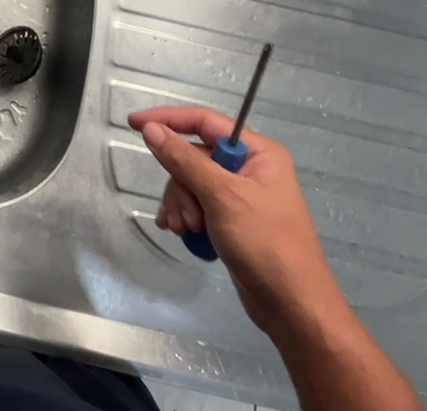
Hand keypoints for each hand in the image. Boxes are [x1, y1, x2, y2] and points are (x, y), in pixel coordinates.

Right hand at [128, 106, 350, 339]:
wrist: (293, 307)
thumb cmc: (265, 244)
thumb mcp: (222, 197)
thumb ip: (184, 160)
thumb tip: (150, 129)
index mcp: (258, 153)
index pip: (204, 121)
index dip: (167, 119)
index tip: (134, 123)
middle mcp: (249, 168)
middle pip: (193, 156)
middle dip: (180, 184)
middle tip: (184, 215)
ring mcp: (240, 195)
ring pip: (190, 182)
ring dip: (181, 205)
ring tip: (186, 230)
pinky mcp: (231, 219)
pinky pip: (196, 204)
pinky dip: (186, 216)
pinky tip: (181, 233)